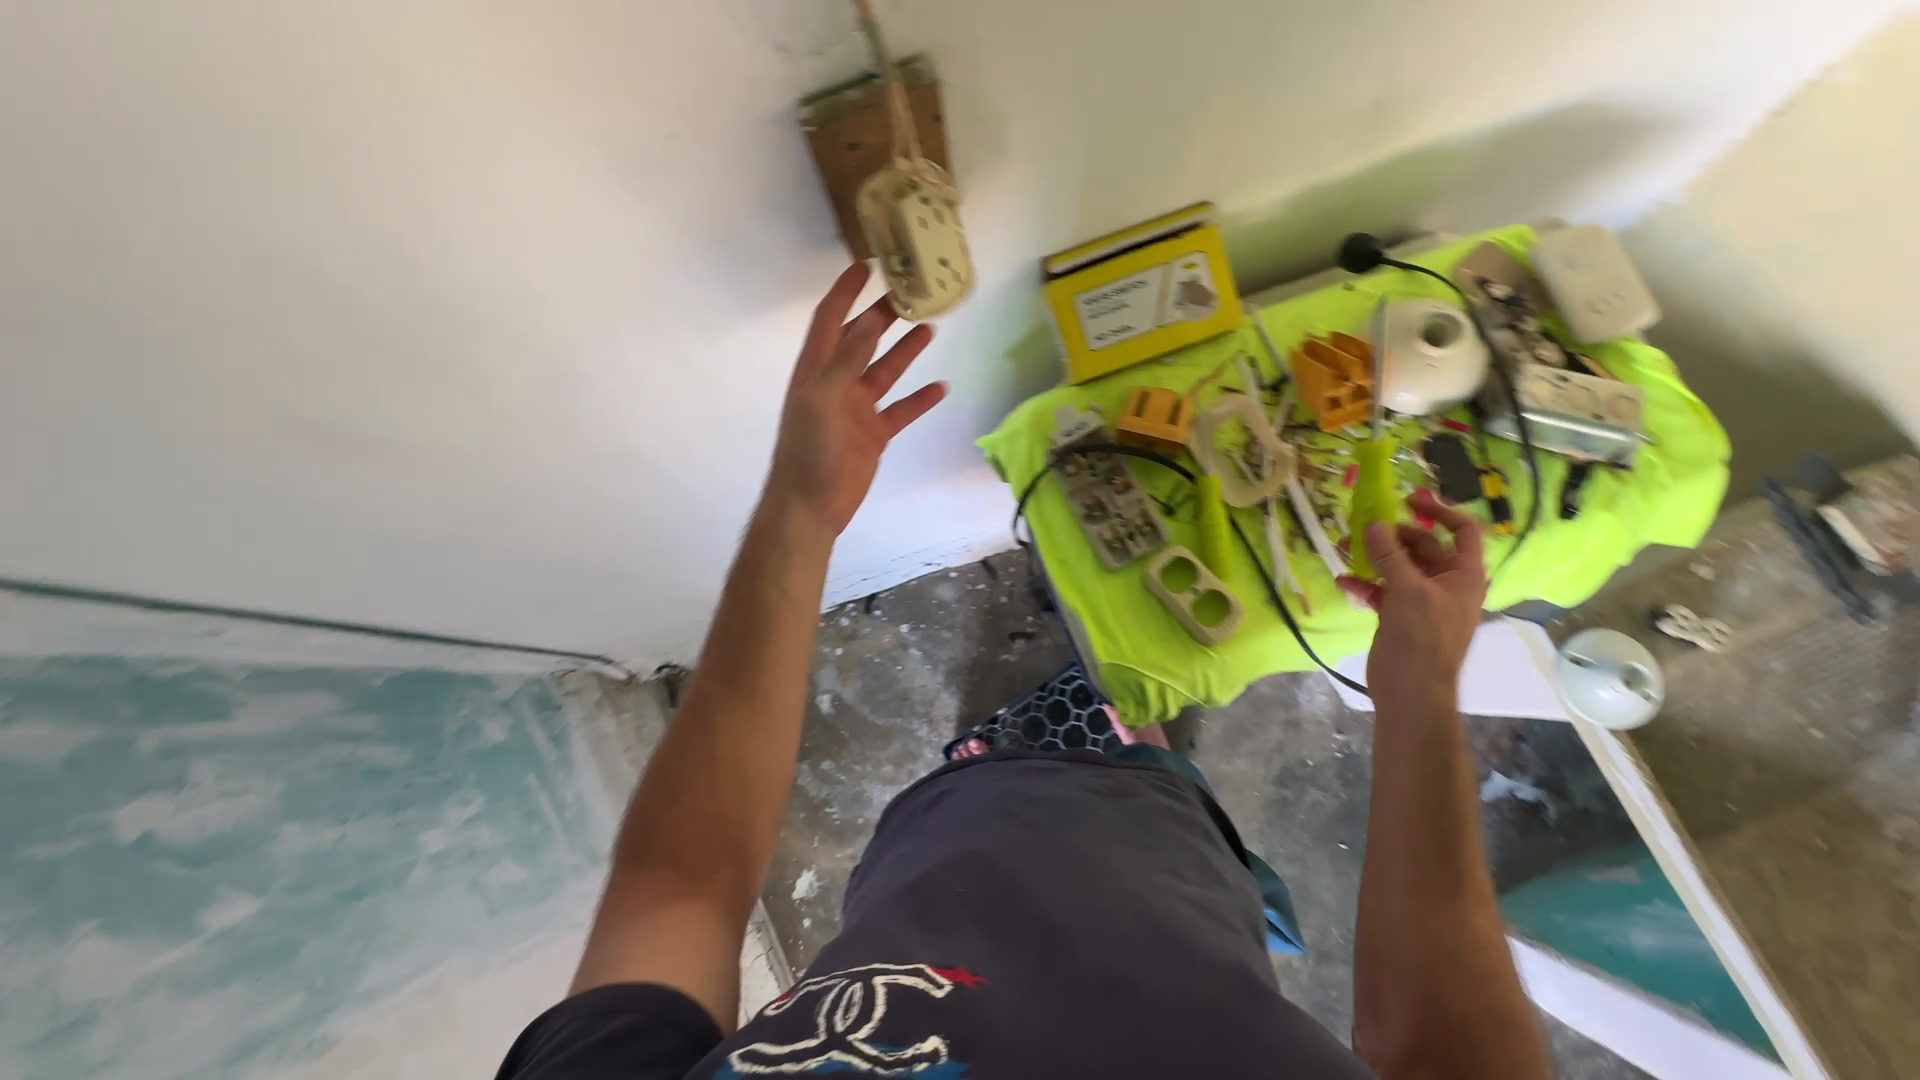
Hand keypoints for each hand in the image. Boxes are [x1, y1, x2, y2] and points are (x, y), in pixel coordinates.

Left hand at [764, 265, 947, 534]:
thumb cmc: (809, 452)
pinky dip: (919, 399)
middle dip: (882, 316)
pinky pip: (900, 410)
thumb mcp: (823, 400)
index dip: (845, 292)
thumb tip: (868, 320)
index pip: (830, 320)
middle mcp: (836, 383)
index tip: (865, 265)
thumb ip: (846, 361)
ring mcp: (856, 409)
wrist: (811, 507)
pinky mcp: (874, 434)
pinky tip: (941, 387)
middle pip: (861, 340)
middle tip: (910, 293)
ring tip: (930, 328)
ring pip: (885, 372)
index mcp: (816, 371)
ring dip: (905, 351)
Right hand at [1337, 490, 1486, 707]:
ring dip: (1374, 557)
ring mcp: (1422, 601)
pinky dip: (1365, 583)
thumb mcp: (1407, 590)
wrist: (1412, 691)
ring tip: (1343, 548)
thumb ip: (1390, 554)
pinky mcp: (1399, 616)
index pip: (1463, 531)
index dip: (1441, 511)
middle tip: (1365, 527)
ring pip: (1398, 567)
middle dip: (1394, 535)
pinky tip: (1344, 582)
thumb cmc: (1422, 638)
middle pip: (1424, 546)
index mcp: (1464, 575)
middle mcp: (1446, 584)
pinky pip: (1383, 590)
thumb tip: (1374, 524)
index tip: (1410, 500)